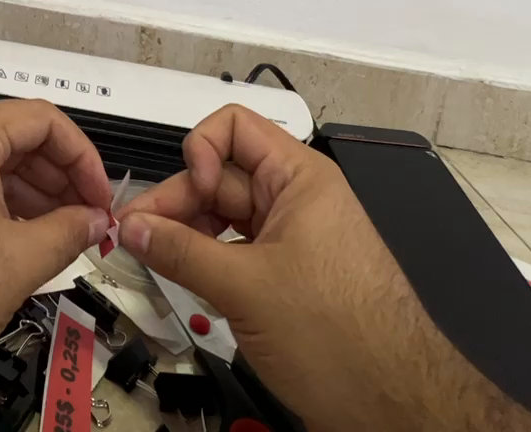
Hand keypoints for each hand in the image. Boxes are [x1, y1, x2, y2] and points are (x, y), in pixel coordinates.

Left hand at [0, 100, 110, 426]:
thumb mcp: (19, 260)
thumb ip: (69, 230)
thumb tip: (97, 221)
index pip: (42, 120)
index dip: (83, 158)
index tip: (102, 200)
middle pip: (16, 138)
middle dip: (60, 178)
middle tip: (91, 220)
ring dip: (35, 194)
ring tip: (66, 234)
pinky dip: (3, 205)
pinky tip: (28, 238)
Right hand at [117, 105, 530, 431]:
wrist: (399, 410)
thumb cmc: (338, 337)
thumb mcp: (245, 288)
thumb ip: (180, 252)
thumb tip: (131, 227)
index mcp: (298, 177)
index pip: (234, 127)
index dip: (202, 151)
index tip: (190, 194)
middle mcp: (296, 196)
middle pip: (221, 176)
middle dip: (178, 202)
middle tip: (135, 235)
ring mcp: (293, 235)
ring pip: (225, 214)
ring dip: (188, 232)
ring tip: (156, 259)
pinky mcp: (290, 270)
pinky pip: (238, 246)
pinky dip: (209, 257)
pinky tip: (187, 278)